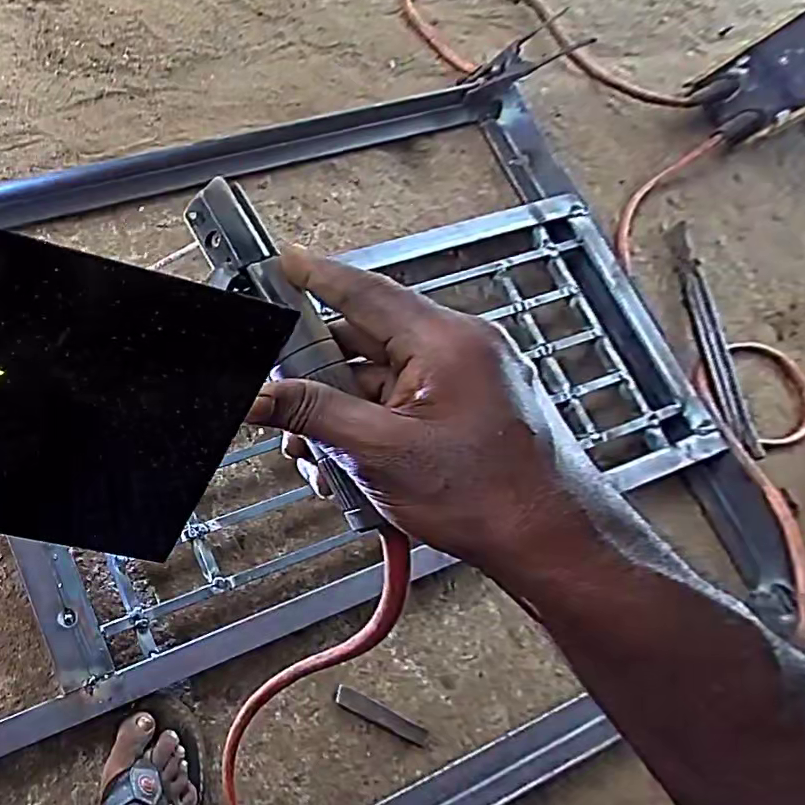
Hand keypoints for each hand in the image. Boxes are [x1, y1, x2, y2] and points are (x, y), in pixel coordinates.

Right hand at [245, 246, 621, 568]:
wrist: (542, 542)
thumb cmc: (490, 496)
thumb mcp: (378, 451)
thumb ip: (313, 414)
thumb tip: (262, 396)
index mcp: (445, 344)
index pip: (365, 293)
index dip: (316, 277)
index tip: (283, 262)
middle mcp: (451, 353)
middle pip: (354, 345)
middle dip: (312, 384)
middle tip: (284, 409)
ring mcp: (450, 383)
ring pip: (362, 384)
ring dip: (330, 420)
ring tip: (323, 459)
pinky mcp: (445, 411)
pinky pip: (383, 407)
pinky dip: (355, 433)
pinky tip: (345, 469)